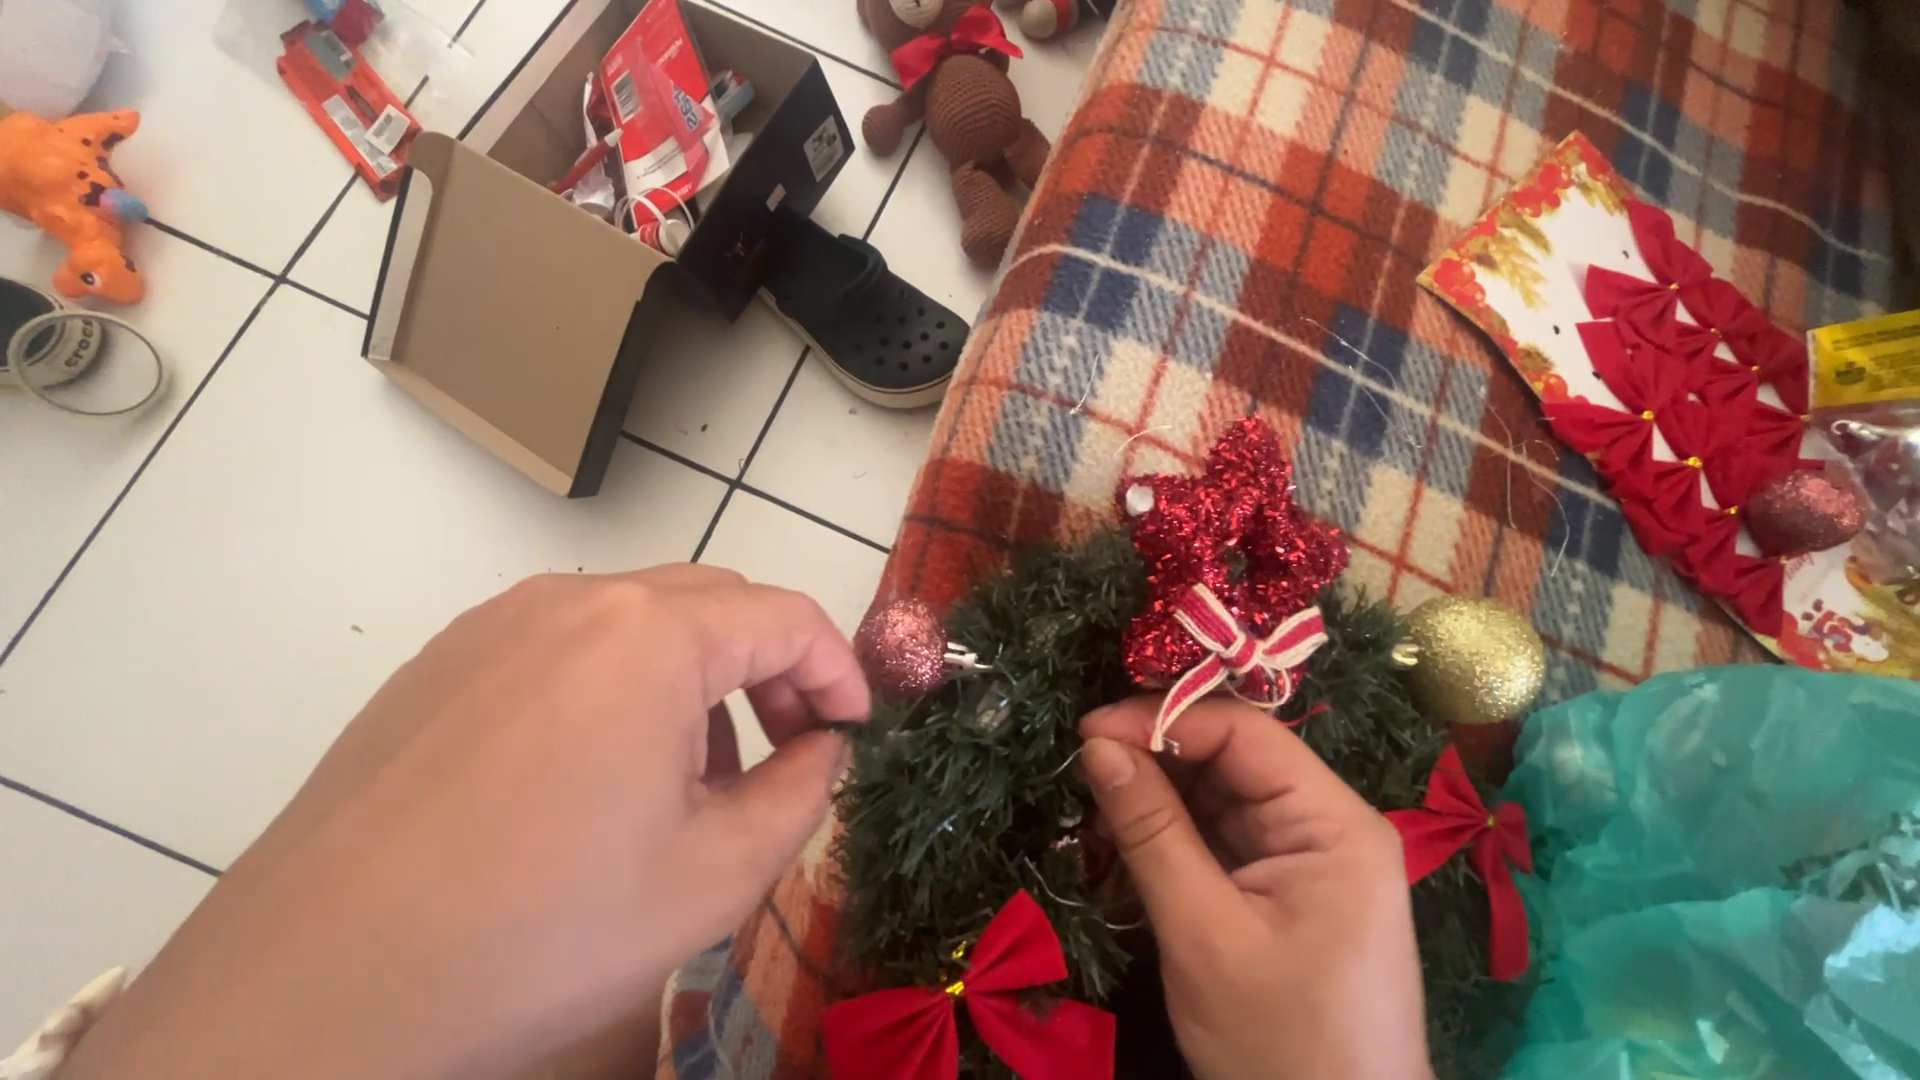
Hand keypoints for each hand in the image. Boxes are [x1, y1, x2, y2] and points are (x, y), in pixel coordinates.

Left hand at [62, 566, 869, 1079]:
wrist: (311, 997)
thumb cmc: (543, 930)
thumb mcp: (717, 874)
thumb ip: (803, 791)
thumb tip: (823, 745)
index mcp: (652, 634)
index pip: (787, 616)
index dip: (839, 669)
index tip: (854, 732)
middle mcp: (576, 599)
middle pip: (718, 603)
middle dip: (774, 666)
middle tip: (789, 746)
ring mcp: (499, 621)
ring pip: (645, 619)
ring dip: (701, 676)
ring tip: (697, 771)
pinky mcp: (446, 658)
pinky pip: (573, 642)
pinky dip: (626, 683)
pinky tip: (604, 770)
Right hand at [1080, 698, 1430, 1079]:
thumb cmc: (1278, 1044)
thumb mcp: (1202, 932)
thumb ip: (1149, 830)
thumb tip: (1094, 744)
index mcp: (1333, 822)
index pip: (1243, 733)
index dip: (1163, 719)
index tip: (1088, 731)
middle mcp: (1324, 823)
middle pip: (1230, 758)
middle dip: (1154, 758)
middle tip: (1082, 769)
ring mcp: (1303, 855)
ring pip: (1216, 795)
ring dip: (1154, 797)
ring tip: (1094, 808)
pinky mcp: (1278, 885)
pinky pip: (1215, 835)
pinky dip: (1167, 834)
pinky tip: (1123, 841)